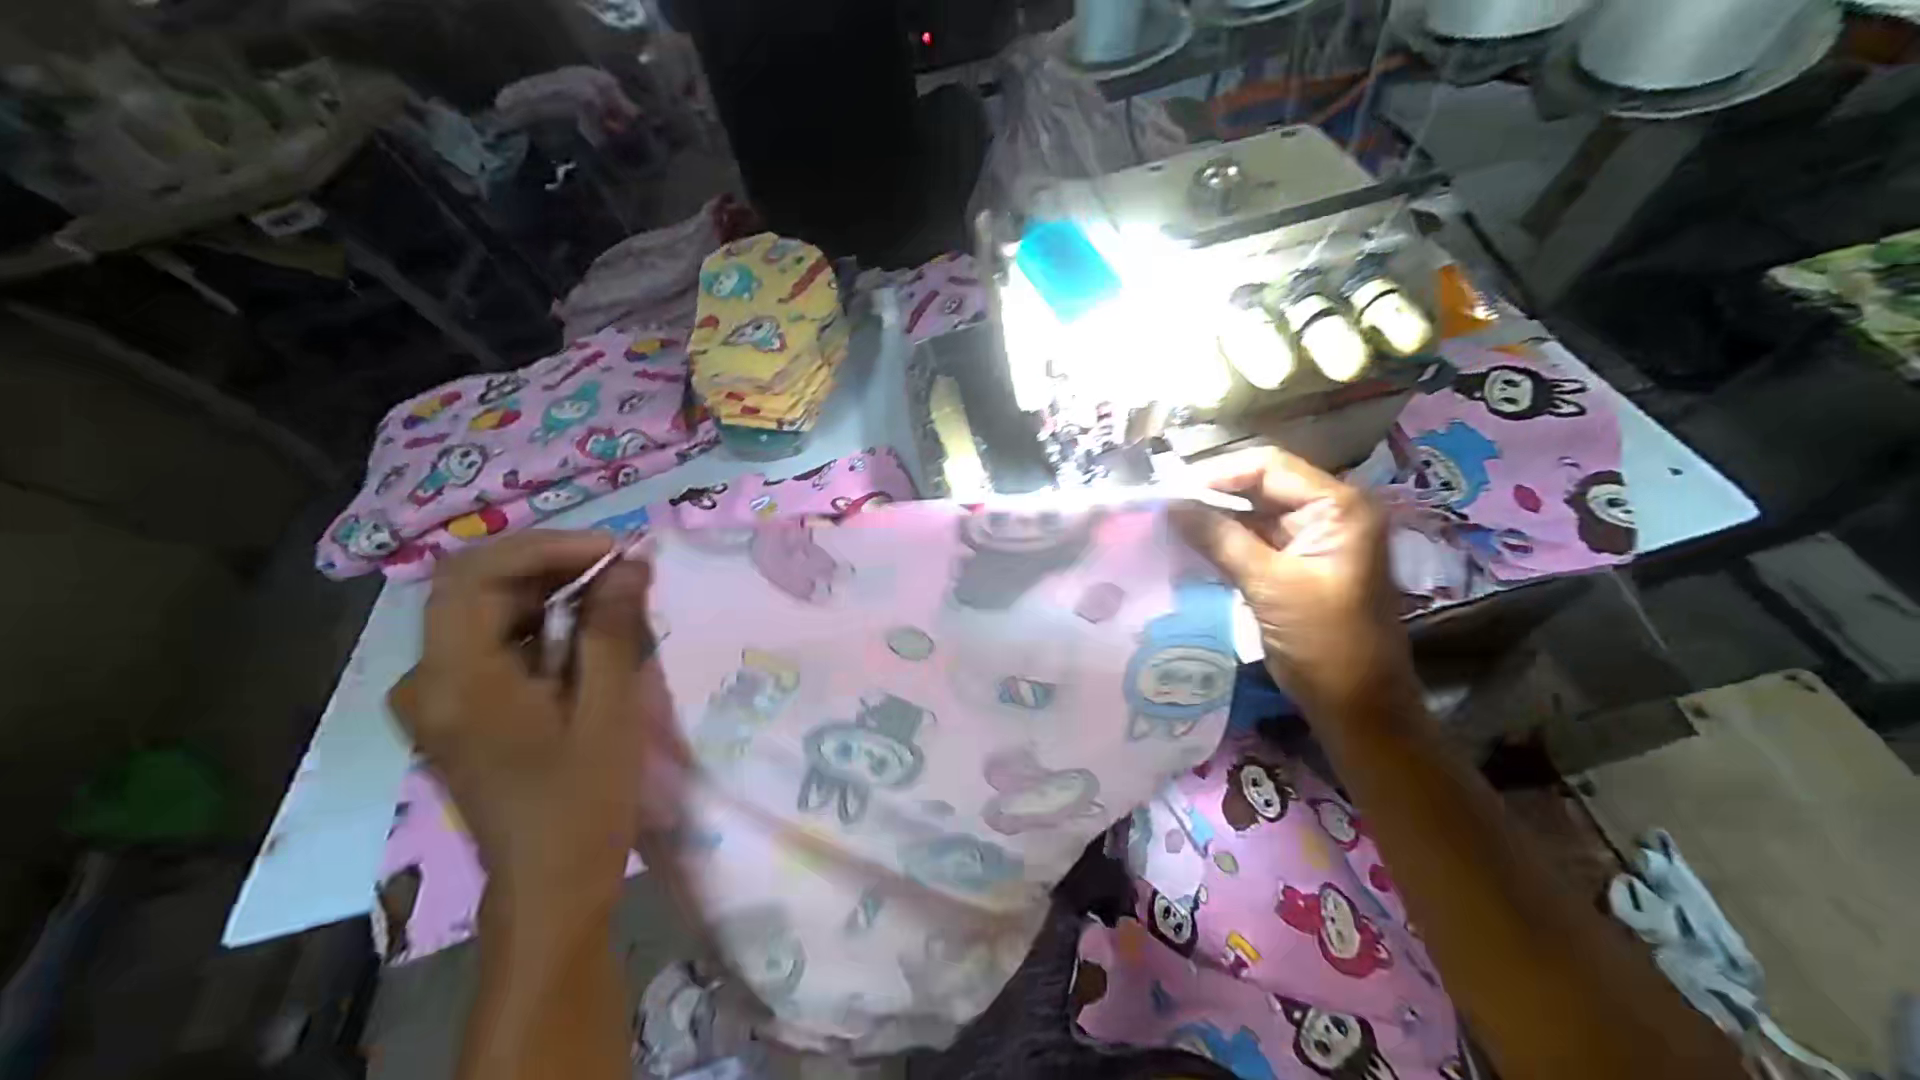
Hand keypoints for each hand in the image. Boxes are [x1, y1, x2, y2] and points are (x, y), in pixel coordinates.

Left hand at [388, 531, 681, 915]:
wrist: (549, 886)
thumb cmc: (583, 801)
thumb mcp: (608, 709)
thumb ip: (612, 627)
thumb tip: (629, 562)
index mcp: (455, 680)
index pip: (475, 575)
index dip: (546, 548)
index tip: (613, 549)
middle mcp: (426, 680)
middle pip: (474, 588)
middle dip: (549, 565)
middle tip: (619, 566)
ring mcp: (435, 697)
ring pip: (482, 612)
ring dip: (546, 591)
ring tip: (611, 591)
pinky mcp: (455, 710)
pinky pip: (490, 643)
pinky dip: (537, 623)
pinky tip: (584, 630)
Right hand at [1170, 447, 1413, 715]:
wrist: (1358, 706)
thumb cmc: (1324, 643)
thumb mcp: (1270, 585)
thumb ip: (1220, 539)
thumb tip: (1171, 505)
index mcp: (1339, 507)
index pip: (1268, 467)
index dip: (1217, 475)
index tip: (1170, 494)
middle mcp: (1331, 511)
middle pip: (1261, 485)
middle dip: (1212, 495)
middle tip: (1164, 510)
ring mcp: (1316, 538)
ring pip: (1255, 512)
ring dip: (1215, 519)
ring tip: (1170, 526)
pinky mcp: (1300, 563)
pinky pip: (1256, 539)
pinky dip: (1225, 541)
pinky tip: (1191, 547)